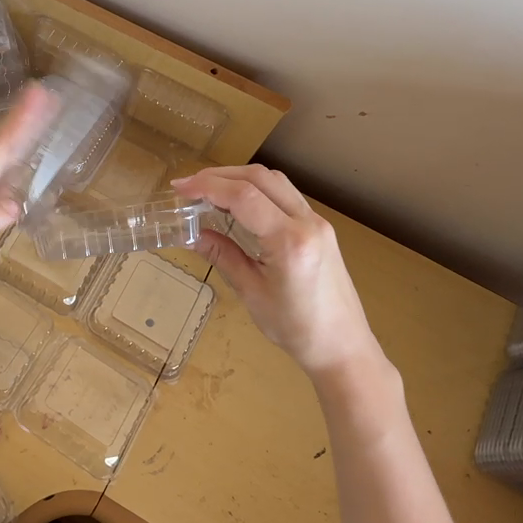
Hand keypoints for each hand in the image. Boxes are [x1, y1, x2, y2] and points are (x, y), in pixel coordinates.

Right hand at [173, 165, 379, 376]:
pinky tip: (238, 204)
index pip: (244, 196)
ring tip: (209, 191)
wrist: (342, 345)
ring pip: (275, 181)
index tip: (180, 189)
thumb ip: (223, 256)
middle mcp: (307, 223)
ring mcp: (317, 222)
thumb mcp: (251, 293)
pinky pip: (285, 195)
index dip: (208, 186)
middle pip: (260, 178)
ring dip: (239, 178)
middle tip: (189, 187)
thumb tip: (193, 235)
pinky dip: (257, 190)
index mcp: (289, 242)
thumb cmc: (296, 328)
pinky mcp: (319, 228)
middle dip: (220, 176)